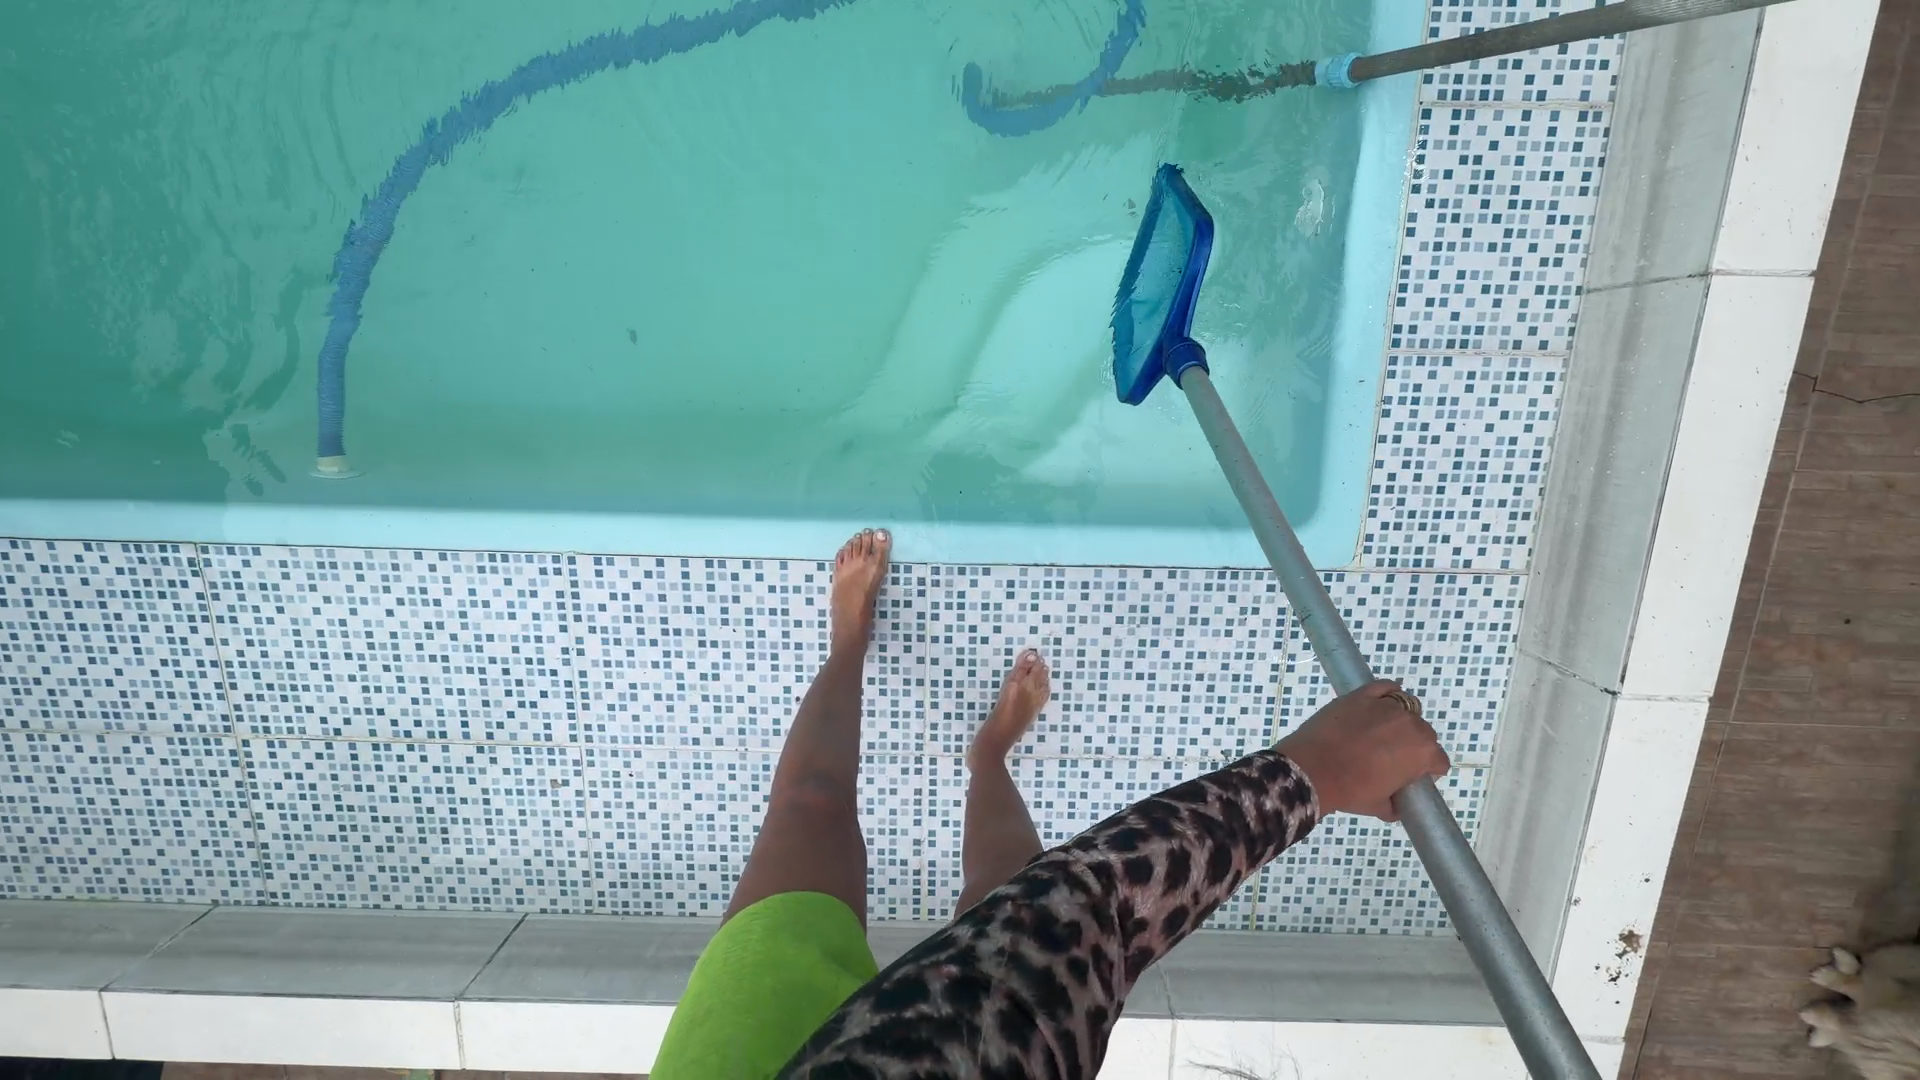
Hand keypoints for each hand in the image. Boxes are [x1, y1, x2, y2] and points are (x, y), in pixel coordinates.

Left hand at [1275, 679, 1449, 820]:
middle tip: (1389, 756)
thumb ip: (1398, 804)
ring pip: (1405, 708)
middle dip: (1411, 744)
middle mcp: (1411, 724)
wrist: (1311, 769)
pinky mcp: (1360, 695)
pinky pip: (1384, 687)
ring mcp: (1385, 706)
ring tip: (1378, 732)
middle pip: (1422, 733)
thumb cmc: (1350, 790)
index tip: (1408, 776)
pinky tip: (1379, 703)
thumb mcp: (1382, 807)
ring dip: (1398, 720)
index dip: (1425, 770)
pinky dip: (1386, 692)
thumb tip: (1397, 803)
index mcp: (1423, 752)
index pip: (1438, 761)